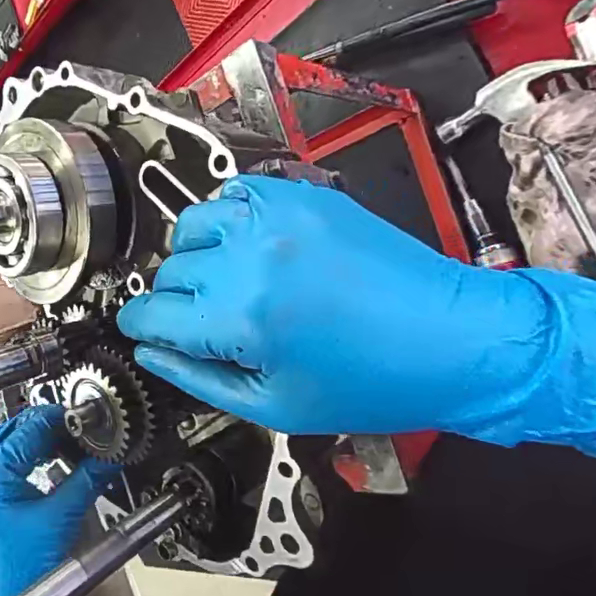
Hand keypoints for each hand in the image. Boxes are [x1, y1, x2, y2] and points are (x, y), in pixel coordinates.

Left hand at [0, 405, 117, 595]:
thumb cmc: (9, 577)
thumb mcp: (60, 518)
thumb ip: (89, 478)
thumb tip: (111, 456)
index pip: (37, 421)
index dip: (71, 418)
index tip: (97, 421)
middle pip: (25, 426)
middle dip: (61, 427)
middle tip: (93, 434)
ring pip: (19, 441)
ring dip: (51, 441)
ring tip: (81, 450)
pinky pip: (13, 460)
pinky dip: (38, 456)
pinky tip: (60, 466)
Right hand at [117, 175, 595, 456]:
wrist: (452, 336)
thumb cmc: (378, 379)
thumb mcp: (278, 405)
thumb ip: (201, 377)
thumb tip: (156, 355)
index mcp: (243, 317)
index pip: (153, 314)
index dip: (143, 329)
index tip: (147, 331)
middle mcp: (254, 256)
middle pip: (171, 267)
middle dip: (174, 297)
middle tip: (200, 318)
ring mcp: (281, 217)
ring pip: (194, 221)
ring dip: (196, 253)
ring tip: (224, 280)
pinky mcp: (307, 197)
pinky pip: (239, 190)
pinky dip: (231, 216)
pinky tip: (249, 245)